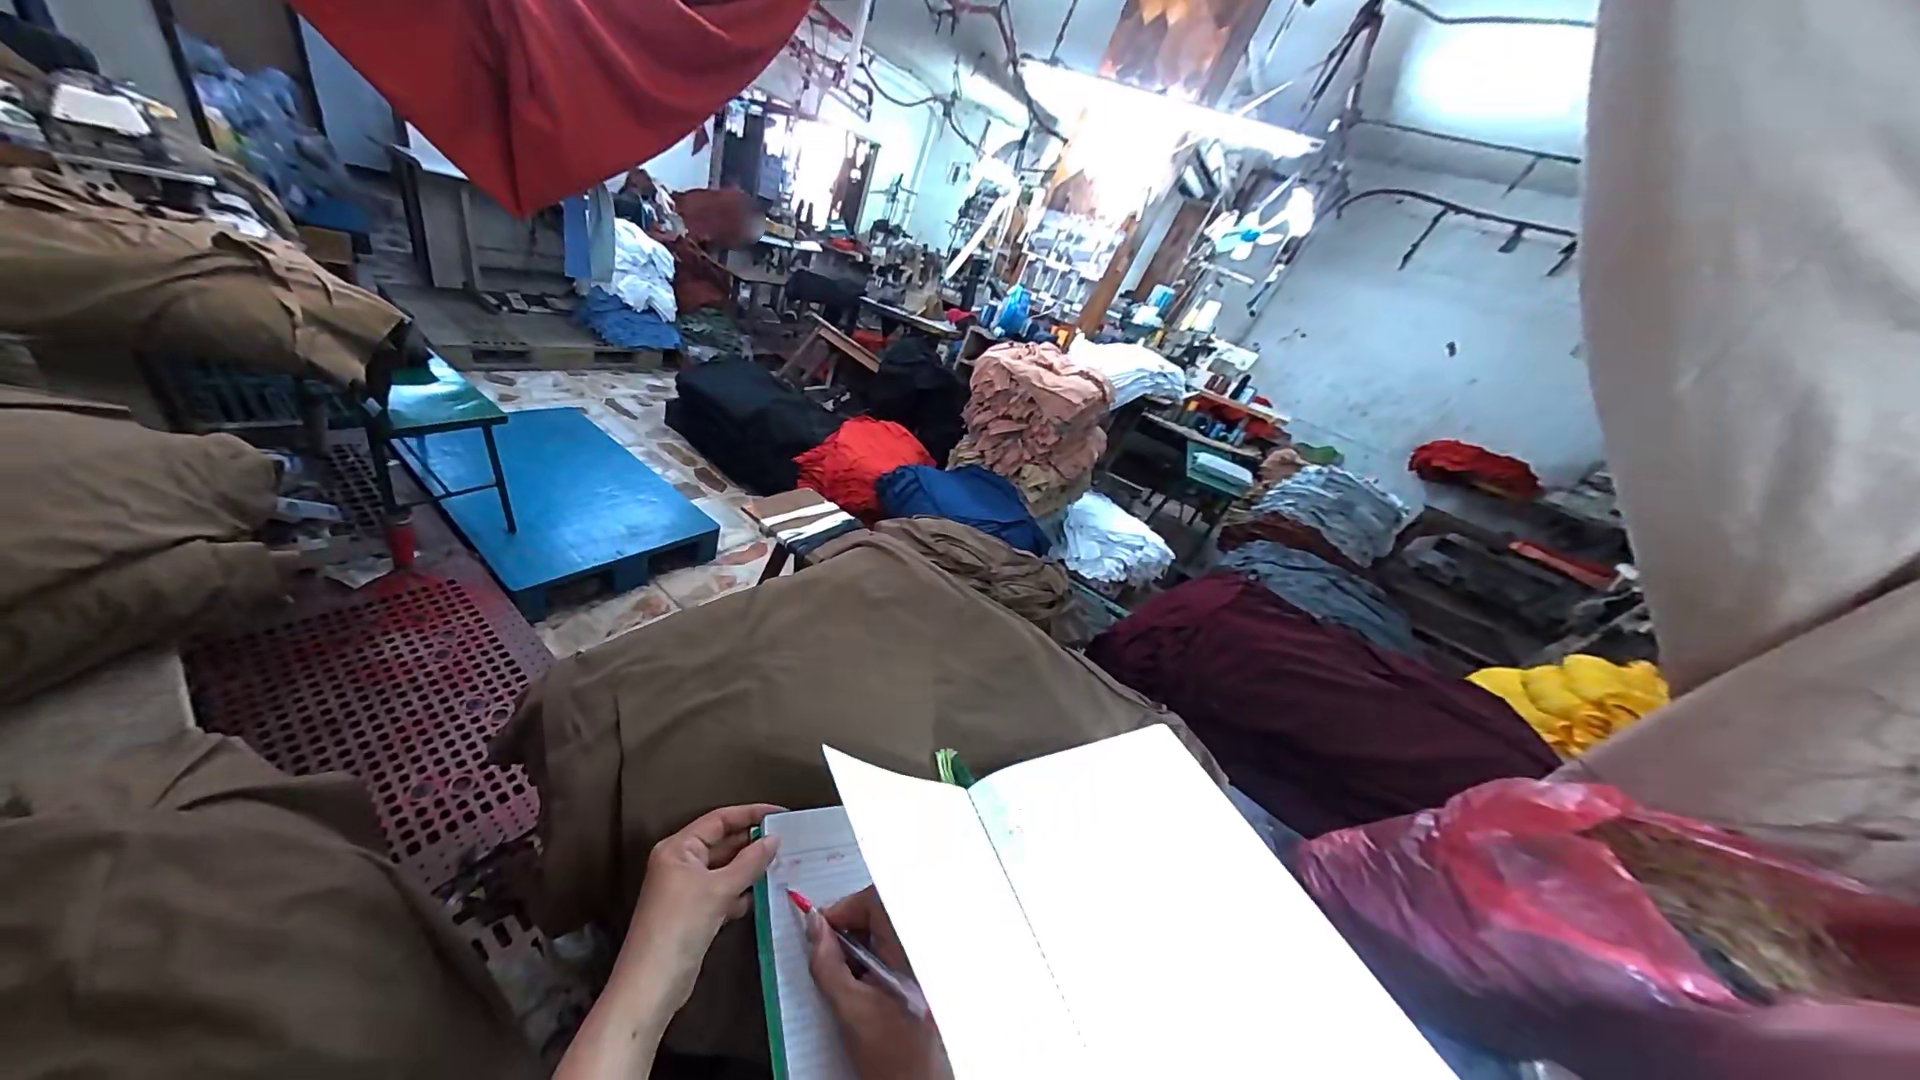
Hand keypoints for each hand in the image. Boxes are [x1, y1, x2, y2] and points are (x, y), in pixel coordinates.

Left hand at [624, 803, 783, 1011]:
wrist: (651, 987)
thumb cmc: (680, 926)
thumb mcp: (719, 889)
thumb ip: (750, 861)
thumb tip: (774, 839)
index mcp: (678, 849)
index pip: (719, 819)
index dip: (751, 813)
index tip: (780, 814)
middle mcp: (681, 863)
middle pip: (722, 842)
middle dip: (753, 841)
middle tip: (788, 839)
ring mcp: (687, 889)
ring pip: (725, 868)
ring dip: (750, 867)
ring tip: (783, 862)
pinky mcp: (694, 912)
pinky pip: (723, 890)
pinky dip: (741, 890)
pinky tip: (763, 893)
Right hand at [807, 886, 951, 1079]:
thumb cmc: (889, 1054)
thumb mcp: (849, 1009)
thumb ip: (827, 963)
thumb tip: (814, 924)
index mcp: (909, 946)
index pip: (877, 900)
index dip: (846, 908)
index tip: (822, 927)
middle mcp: (921, 945)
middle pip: (882, 910)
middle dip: (851, 923)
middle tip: (829, 948)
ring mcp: (925, 956)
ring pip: (887, 925)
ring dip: (861, 939)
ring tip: (848, 970)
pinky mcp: (924, 968)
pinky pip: (895, 942)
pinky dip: (874, 951)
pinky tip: (865, 977)